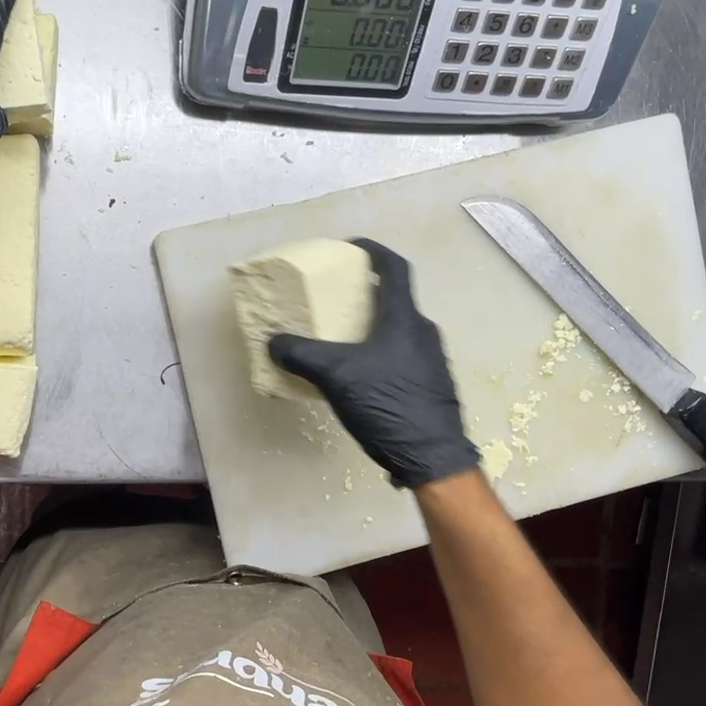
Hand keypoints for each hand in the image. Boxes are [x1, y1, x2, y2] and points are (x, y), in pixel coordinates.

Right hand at [268, 239, 478, 487]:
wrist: (432, 457)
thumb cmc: (386, 404)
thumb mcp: (335, 376)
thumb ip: (301, 355)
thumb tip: (273, 342)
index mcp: (404, 319)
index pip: (394, 268)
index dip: (373, 251)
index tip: (350, 247)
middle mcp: (422, 332)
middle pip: (394, 299)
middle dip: (364, 293)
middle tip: (335, 297)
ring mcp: (430, 359)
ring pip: (397, 329)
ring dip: (370, 325)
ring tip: (341, 337)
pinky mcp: (430, 384)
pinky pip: (400, 354)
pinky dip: (378, 351)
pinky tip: (358, 375)